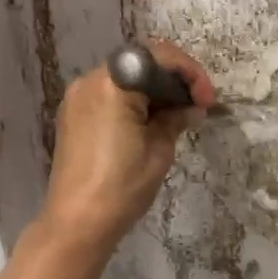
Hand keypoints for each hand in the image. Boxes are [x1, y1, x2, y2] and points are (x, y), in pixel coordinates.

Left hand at [39, 40, 214, 254]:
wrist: (77, 222)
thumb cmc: (121, 186)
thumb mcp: (159, 151)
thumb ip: (175, 120)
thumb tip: (190, 108)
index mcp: (112, 84)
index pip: (158, 56)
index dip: (188, 72)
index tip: (206, 100)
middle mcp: (89, 81)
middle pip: (138, 63)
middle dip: (170, 79)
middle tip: (195, 105)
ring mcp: (76, 98)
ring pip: (123, 79)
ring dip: (151, 91)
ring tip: (175, 117)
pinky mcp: (72, 117)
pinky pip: (107, 96)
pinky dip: (131, 102)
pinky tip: (149, 124)